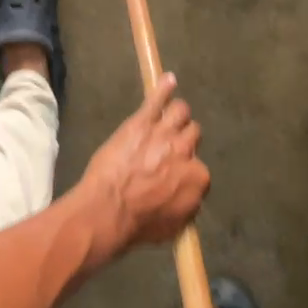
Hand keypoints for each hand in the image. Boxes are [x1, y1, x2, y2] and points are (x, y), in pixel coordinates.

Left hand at [74, 73, 209, 266]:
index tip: (174, 175)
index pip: (199, 169)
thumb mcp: (173, 227)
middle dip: (183, 139)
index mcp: (198, 179)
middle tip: (170, 145)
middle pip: (192, 135)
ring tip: (170, 115)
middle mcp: (185, 151)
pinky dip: (163, 88)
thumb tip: (188, 198)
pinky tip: (168, 79)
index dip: (186, 170)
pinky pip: (157, 99)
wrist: (108, 209)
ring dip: (176, 114)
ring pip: (180, 112)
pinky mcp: (142, 122)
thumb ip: (186, 207)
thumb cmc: (138, 225)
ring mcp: (164, 133)